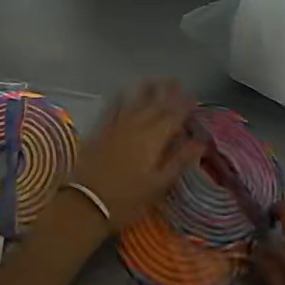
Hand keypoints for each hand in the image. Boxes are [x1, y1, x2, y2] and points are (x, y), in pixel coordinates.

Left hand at [68, 79, 204, 229]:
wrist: (83, 205)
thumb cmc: (126, 200)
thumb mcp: (158, 185)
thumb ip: (180, 160)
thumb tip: (200, 142)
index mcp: (155, 137)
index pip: (174, 115)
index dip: (185, 105)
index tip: (194, 97)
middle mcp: (138, 124)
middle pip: (156, 103)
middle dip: (168, 91)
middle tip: (177, 82)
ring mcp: (117, 125)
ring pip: (135, 99)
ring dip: (147, 88)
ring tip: (155, 80)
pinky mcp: (100, 130)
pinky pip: (113, 106)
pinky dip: (121, 96)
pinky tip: (123, 91)